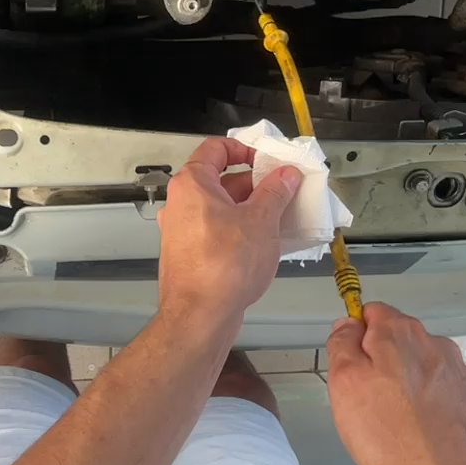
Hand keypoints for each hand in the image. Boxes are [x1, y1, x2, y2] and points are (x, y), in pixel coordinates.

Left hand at [156, 137, 300, 322]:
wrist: (200, 315)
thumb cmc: (220, 268)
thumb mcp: (261, 221)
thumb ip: (275, 192)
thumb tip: (284, 177)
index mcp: (192, 185)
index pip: (216, 149)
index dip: (245, 149)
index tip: (268, 159)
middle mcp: (181, 205)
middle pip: (221, 180)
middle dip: (256, 184)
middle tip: (285, 190)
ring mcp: (183, 231)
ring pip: (221, 209)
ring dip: (251, 210)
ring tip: (282, 218)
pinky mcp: (190, 254)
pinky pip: (218, 232)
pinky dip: (241, 231)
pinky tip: (267, 243)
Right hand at [326, 303, 465, 464]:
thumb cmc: (389, 434)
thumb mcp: (344, 383)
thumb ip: (342, 344)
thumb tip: (348, 324)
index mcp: (400, 331)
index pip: (371, 312)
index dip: (354, 336)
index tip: (348, 368)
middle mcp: (436, 343)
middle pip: (397, 340)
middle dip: (379, 361)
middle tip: (365, 401)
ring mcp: (460, 374)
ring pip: (419, 367)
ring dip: (405, 384)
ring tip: (394, 423)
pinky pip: (440, 393)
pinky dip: (428, 406)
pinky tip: (420, 435)